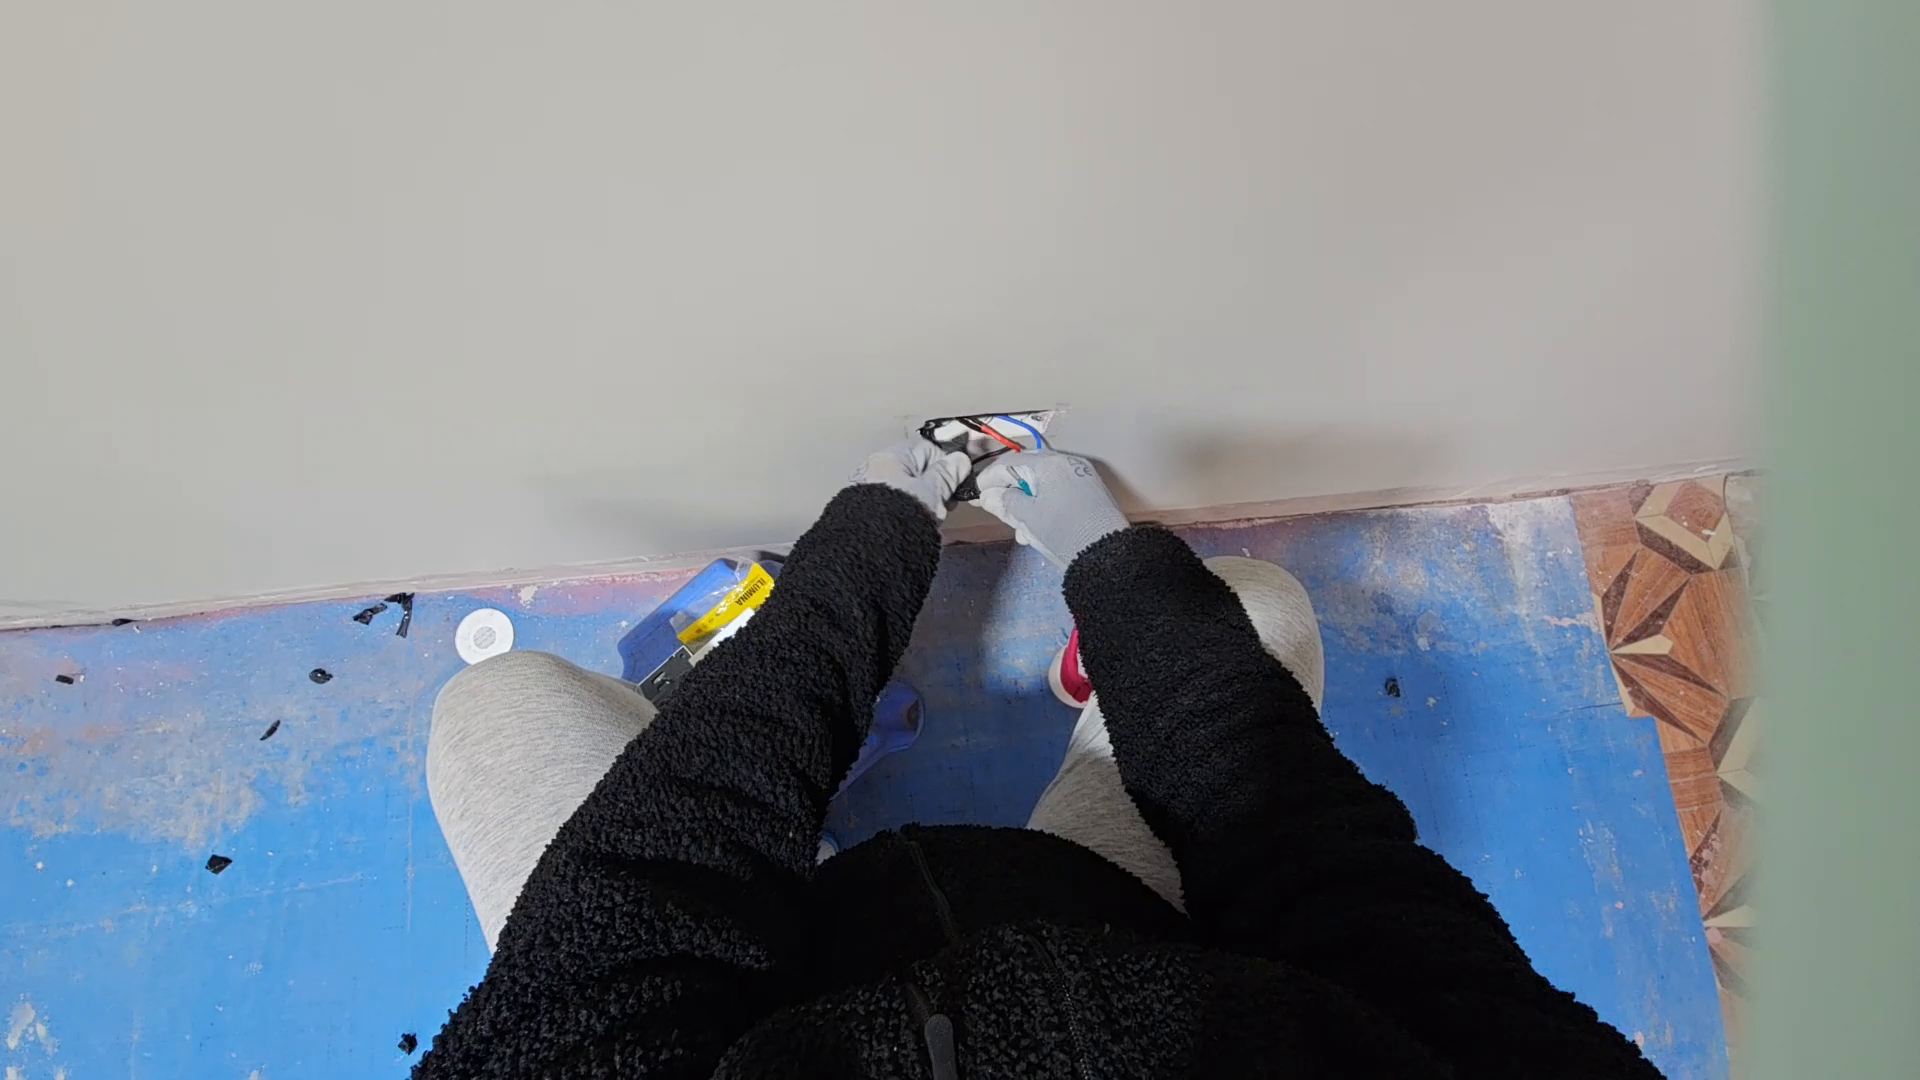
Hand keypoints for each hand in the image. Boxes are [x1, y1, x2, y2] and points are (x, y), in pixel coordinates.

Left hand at [851, 439, 973, 520]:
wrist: (870, 548)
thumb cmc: (903, 513)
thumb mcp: (933, 491)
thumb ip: (948, 474)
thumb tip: (960, 459)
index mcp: (893, 455)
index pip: (928, 449)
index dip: (946, 466)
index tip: (955, 484)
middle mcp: (876, 466)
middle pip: (916, 471)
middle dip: (934, 487)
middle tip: (945, 505)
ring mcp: (869, 488)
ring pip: (906, 490)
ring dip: (921, 502)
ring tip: (929, 519)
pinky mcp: (865, 509)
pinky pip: (894, 504)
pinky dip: (906, 513)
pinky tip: (913, 526)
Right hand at [970, 450, 1129, 567]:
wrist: (1105, 556)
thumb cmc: (1062, 533)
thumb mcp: (1027, 518)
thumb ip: (1004, 503)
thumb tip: (988, 496)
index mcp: (1049, 464)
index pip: (1010, 462)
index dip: (990, 477)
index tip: (978, 492)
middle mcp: (1066, 463)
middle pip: (1028, 469)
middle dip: (1010, 488)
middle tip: (996, 507)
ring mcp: (1080, 477)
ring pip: (1043, 483)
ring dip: (1026, 500)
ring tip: (1019, 527)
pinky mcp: (1090, 493)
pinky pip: (1058, 491)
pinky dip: (1043, 504)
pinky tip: (1037, 527)